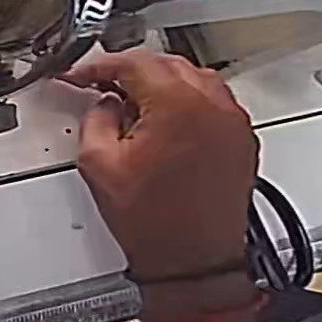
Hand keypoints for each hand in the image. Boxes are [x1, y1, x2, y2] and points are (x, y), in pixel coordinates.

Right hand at [63, 49, 256, 283]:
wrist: (191, 258)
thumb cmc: (153, 219)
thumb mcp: (98, 164)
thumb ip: (95, 120)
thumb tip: (102, 104)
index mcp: (177, 107)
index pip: (134, 64)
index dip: (99, 65)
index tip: (81, 73)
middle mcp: (213, 107)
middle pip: (166, 63)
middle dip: (128, 70)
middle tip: (98, 83)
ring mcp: (232, 123)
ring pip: (193, 78)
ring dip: (158, 81)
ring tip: (127, 101)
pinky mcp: (240, 139)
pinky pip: (212, 101)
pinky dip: (183, 100)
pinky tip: (159, 119)